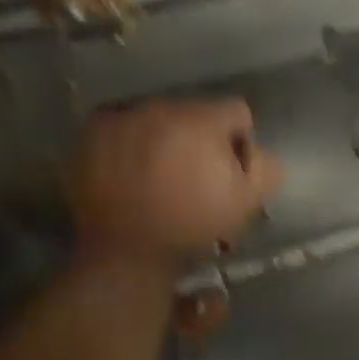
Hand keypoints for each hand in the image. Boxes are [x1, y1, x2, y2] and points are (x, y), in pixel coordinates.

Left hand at [68, 100, 282, 262]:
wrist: (125, 252)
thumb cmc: (190, 225)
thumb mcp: (245, 203)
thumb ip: (265, 169)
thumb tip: (258, 153)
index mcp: (202, 120)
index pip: (236, 112)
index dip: (240, 141)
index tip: (229, 170)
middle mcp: (162, 108)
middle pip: (194, 113)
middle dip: (199, 139)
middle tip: (193, 176)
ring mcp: (124, 118)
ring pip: (158, 118)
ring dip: (164, 139)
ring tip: (158, 176)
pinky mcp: (93, 132)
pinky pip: (122, 126)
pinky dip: (130, 142)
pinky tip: (130, 172)